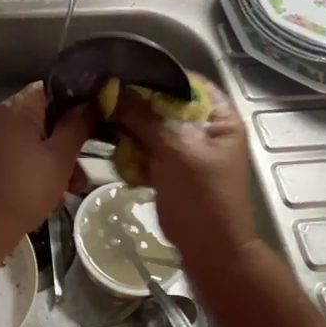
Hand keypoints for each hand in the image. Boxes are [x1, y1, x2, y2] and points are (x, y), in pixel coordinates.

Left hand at [0, 83, 94, 238]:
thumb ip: (77, 126)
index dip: (73, 99)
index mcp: (16, 109)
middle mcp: (1, 117)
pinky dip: (40, 165)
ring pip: (35, 138)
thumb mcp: (60, 157)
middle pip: (43, 115)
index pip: (49, 88)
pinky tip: (56, 191)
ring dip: (57, 157)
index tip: (94, 117)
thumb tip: (91, 104)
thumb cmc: (27, 188)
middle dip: (68, 137)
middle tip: (86, 159)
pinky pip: (22, 153)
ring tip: (75, 185)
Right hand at [114, 79, 260, 261]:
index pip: (187, 80)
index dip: (157, 74)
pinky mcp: (172, 168)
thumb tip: (112, 90)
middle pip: (166, 103)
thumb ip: (144, 118)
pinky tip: (117, 152)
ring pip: (153, 126)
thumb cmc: (203, 199)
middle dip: (137, 103)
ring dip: (131, 128)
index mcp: (219, 117)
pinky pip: (148, 148)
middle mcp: (205, 128)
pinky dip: (133, 150)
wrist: (211, 253)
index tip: (123, 73)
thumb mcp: (174, 151)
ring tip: (106, 124)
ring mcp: (188, 149)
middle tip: (106, 99)